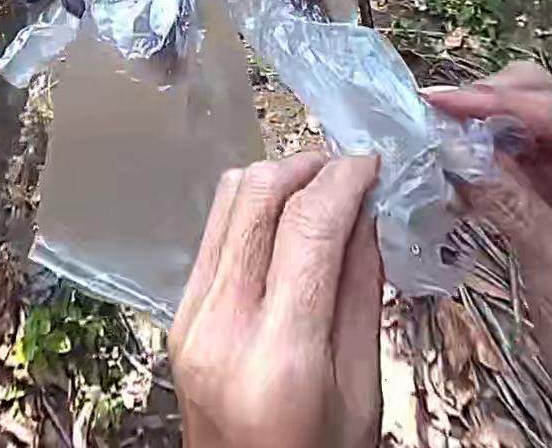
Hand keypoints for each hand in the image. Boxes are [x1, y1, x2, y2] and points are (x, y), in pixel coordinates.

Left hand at [170, 152, 382, 447]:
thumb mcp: (362, 389)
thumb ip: (362, 288)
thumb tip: (367, 207)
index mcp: (279, 357)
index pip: (309, 226)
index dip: (344, 178)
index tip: (371, 162)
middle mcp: (221, 323)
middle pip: (257, 194)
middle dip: (307, 164)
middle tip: (347, 170)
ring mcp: (190, 312)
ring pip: (229, 196)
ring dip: (279, 175)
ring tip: (320, 187)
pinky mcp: (180, 307)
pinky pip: (216, 224)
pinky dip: (254, 202)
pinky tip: (285, 216)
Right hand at [429, 64, 551, 447]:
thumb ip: (515, 210)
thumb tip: (457, 150)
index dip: (497, 100)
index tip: (440, 101)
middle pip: (546, 102)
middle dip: (489, 102)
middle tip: (437, 113)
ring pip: (532, 127)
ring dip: (484, 129)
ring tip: (440, 136)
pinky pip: (527, 161)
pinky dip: (491, 160)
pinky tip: (459, 170)